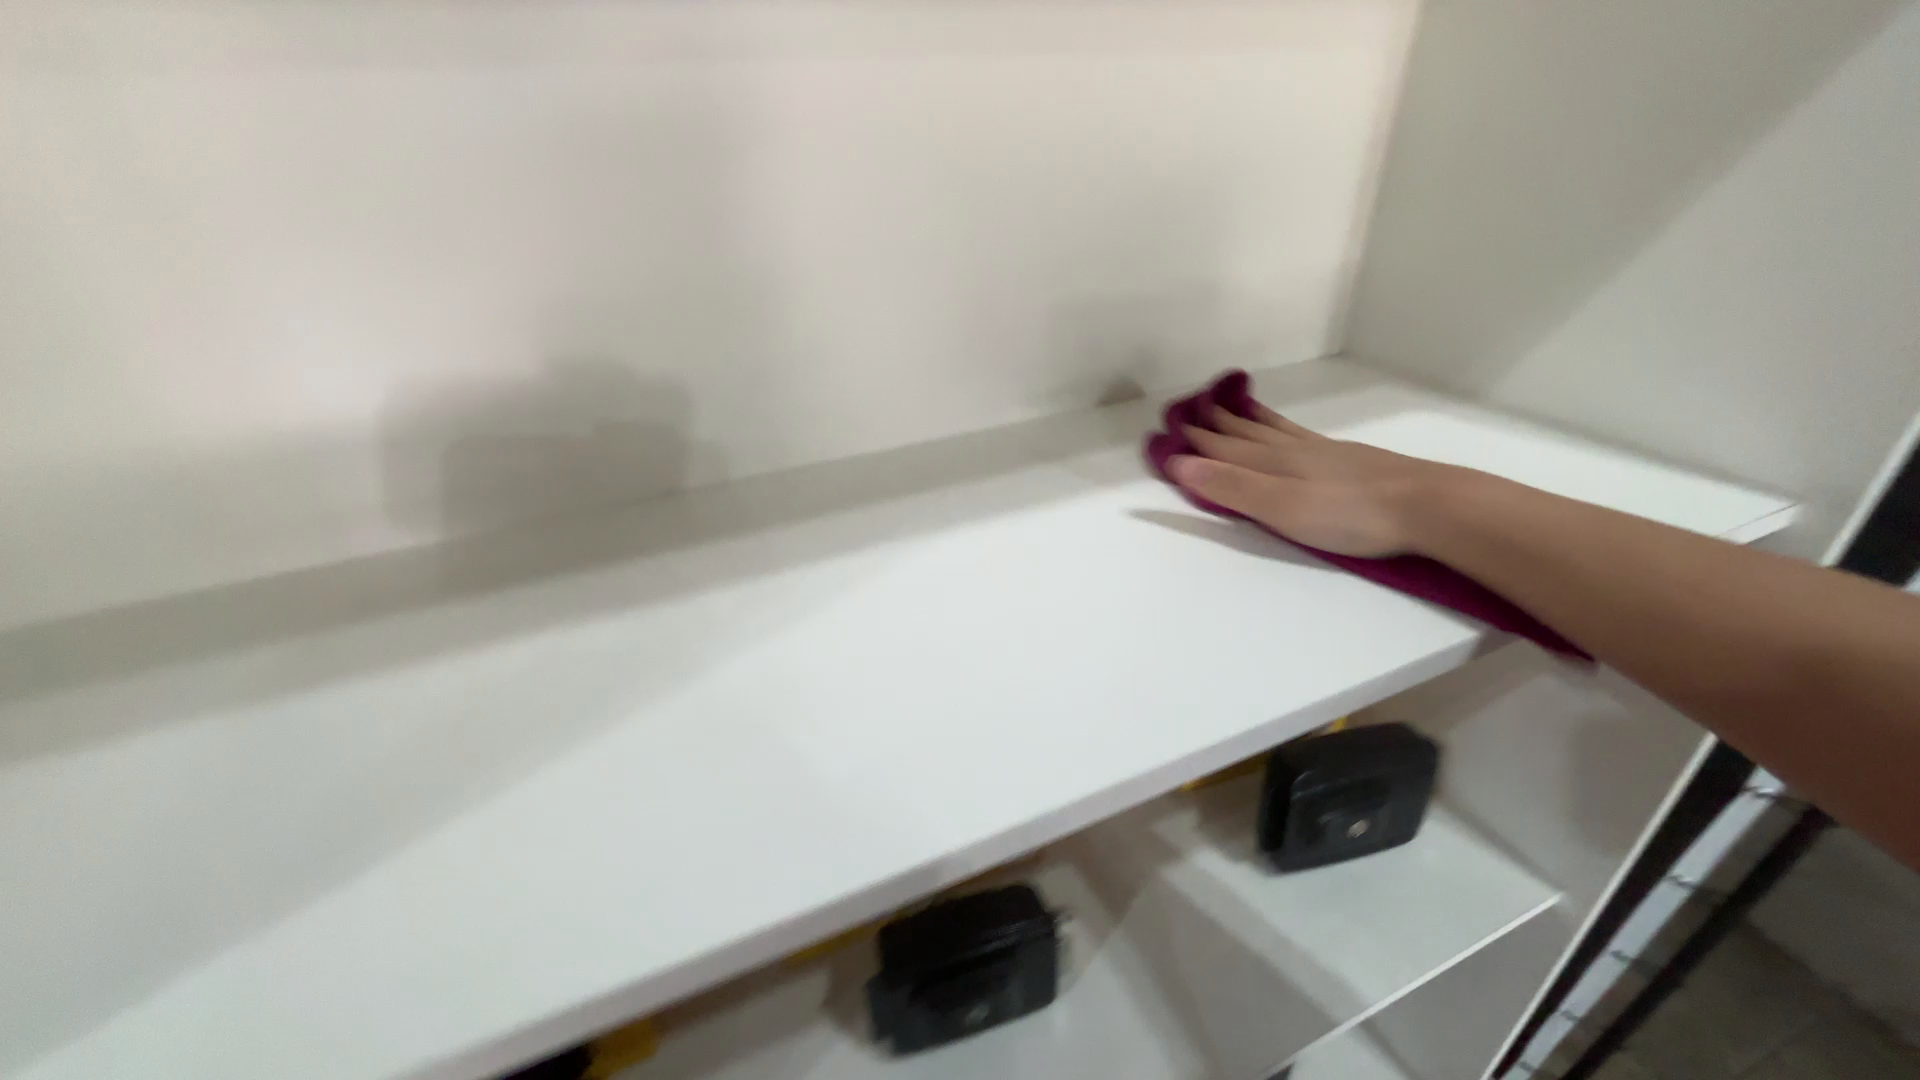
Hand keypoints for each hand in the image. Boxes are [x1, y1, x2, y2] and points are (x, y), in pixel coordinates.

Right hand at [1168, 401, 1470, 557]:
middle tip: (1187, 409)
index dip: (1193, 442)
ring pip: (1269, 429)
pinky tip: (1283, 428)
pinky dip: (1278, 424)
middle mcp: (1290, 451)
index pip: (1221, 450)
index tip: (1166, 430)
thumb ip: (1231, 487)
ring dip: (1243, 418)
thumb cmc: (1347, 514)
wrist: (1425, 505)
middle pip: (1242, 434)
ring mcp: (1319, 452)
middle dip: (1212, 424)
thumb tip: (1179, 463)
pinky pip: (1297, 433)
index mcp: (1270, 464)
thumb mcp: (1280, 508)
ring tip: (1226, 405)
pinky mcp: (1345, 459)